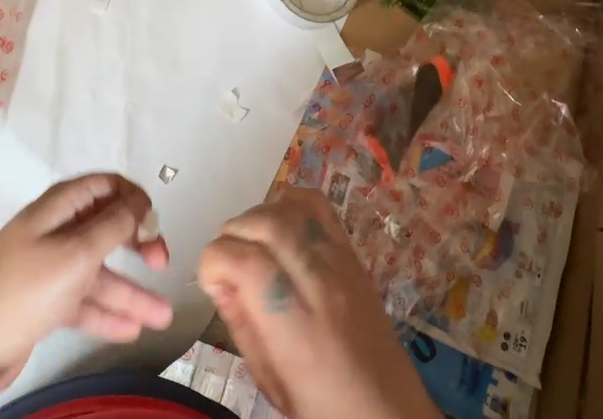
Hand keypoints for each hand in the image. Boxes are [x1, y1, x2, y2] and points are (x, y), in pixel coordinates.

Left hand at [0, 173, 171, 418]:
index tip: (155, 220)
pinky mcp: (41, 306)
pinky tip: (132, 330)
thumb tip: (138, 203)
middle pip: (104, 228)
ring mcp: (46, 271)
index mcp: (55, 209)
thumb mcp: (72, 256)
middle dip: (137, 243)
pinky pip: (82, 303)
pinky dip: (106, 314)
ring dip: (130, 292)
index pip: (102, 185)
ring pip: (98, 273)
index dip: (133, 197)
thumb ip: (111, 227)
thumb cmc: (16, 295)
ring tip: (162, 316)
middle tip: (163, 262)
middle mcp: (52, 233)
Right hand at [200, 189, 433, 418]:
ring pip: (292, 206)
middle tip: (226, 263)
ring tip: (250, 245)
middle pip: (266, 224)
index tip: (211, 283)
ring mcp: (343, 263)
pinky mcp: (355, 255)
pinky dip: (291, 204)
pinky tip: (279, 226)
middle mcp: (322, 284)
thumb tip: (219, 281)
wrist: (390, 412)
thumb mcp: (271, 382)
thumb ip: (242, 325)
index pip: (245, 262)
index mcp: (297, 328)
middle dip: (232, 234)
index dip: (214, 263)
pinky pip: (321, 207)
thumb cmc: (327, 409)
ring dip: (259, 216)